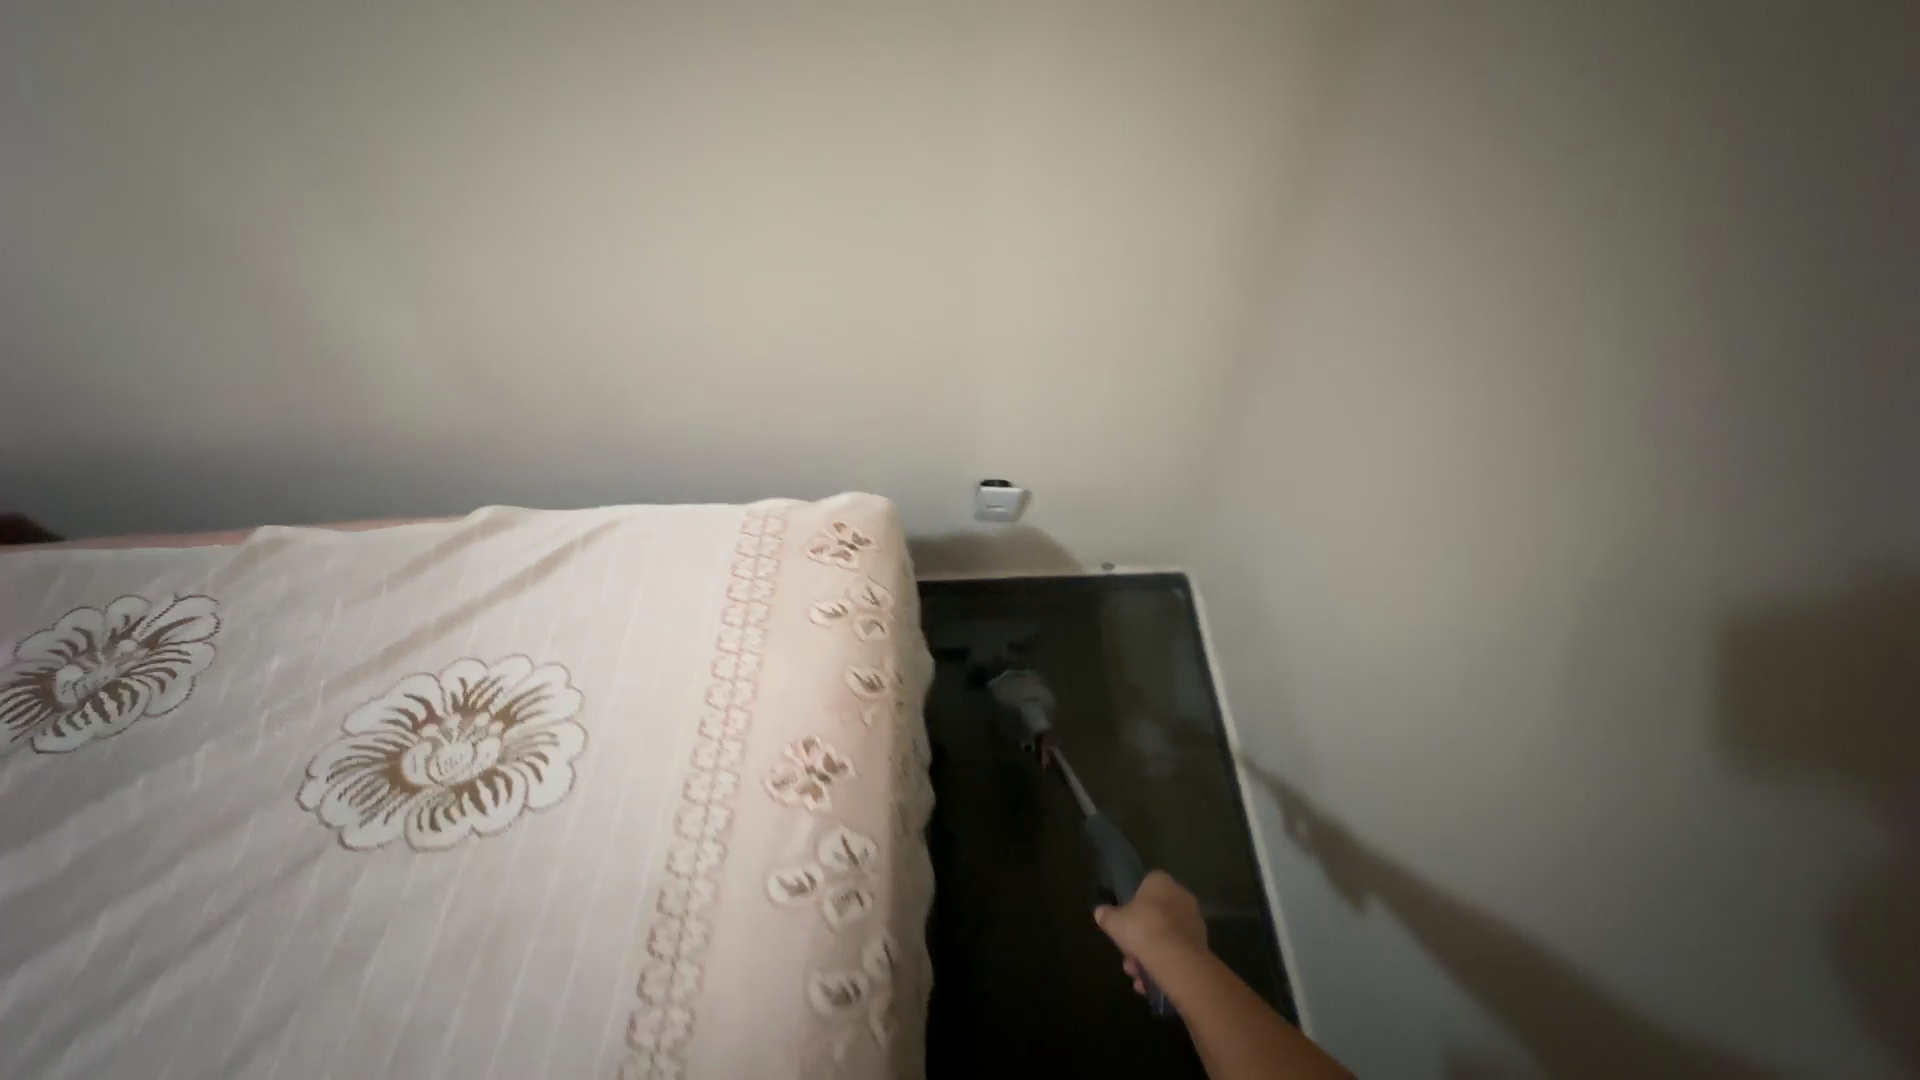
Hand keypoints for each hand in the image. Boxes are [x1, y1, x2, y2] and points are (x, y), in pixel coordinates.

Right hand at [1093, 870, 1206, 993]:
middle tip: (1127, 955)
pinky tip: (1149, 983)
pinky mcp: (1202, 944)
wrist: (1175, 959)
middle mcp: (1181, 896)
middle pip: (1156, 914)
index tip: (1125, 922)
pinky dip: (1163, 965)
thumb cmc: (1142, 929)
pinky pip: (1176, 952)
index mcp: (1161, 881)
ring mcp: (1194, 921)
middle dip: (1140, 936)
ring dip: (1150, 954)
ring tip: (1136, 975)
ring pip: (1165, 936)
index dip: (1133, 904)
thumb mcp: (1114, 922)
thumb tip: (1100, 912)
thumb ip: (1106, 915)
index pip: (1146, 885)